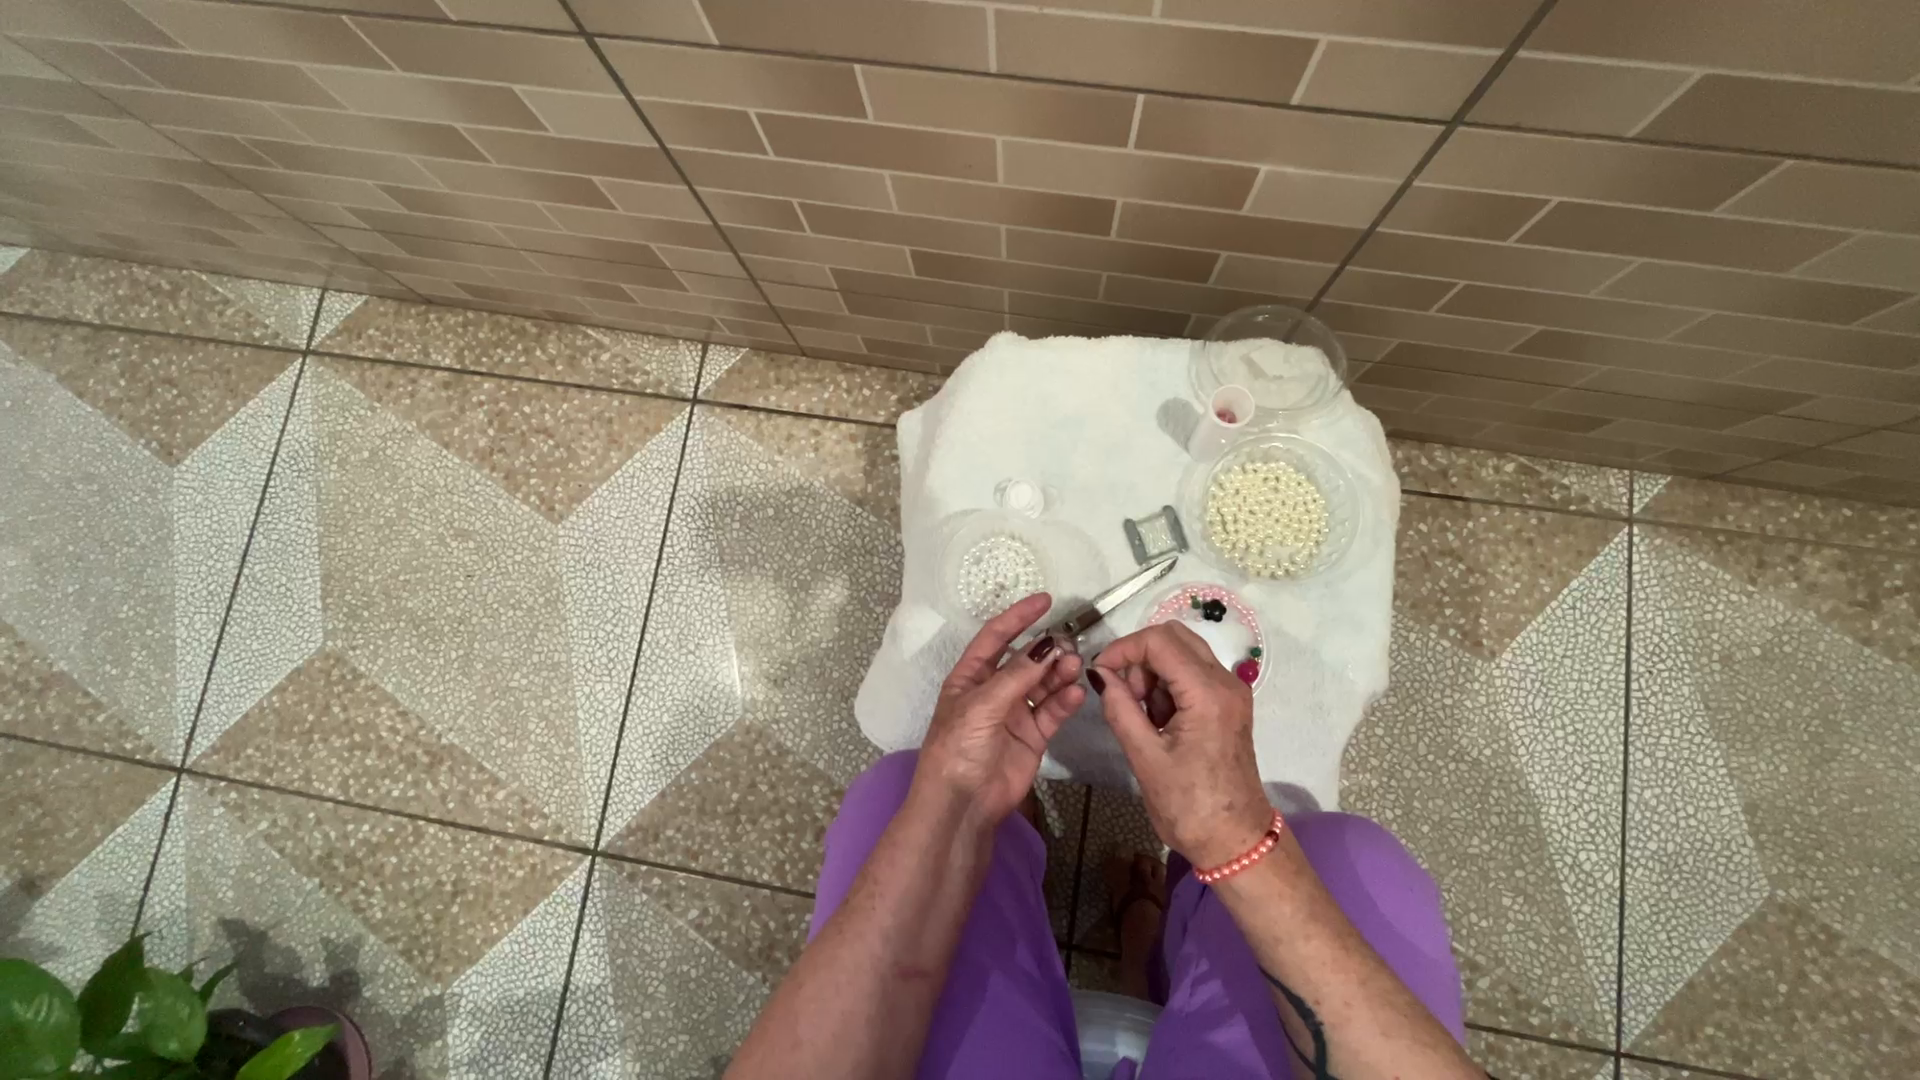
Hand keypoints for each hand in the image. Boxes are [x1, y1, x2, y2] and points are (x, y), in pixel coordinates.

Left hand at [914, 593, 1085, 826]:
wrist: (962, 803)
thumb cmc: (958, 747)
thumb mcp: (982, 705)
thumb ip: (1017, 675)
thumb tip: (1047, 646)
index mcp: (970, 677)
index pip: (995, 637)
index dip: (1018, 618)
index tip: (1044, 601)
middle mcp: (993, 691)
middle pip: (1024, 660)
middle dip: (1046, 650)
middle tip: (1070, 643)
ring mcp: (1014, 713)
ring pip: (1042, 684)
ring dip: (1059, 673)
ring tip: (1075, 666)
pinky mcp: (1033, 736)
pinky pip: (1052, 712)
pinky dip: (1065, 701)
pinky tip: (1077, 692)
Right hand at [1089, 622, 1271, 867]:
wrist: (1235, 841)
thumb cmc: (1189, 805)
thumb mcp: (1144, 757)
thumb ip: (1119, 707)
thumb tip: (1100, 673)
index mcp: (1208, 693)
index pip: (1159, 641)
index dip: (1123, 649)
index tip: (1099, 672)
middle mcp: (1226, 682)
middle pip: (1174, 636)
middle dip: (1138, 655)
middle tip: (1122, 691)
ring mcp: (1230, 691)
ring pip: (1182, 652)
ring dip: (1152, 670)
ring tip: (1138, 712)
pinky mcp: (1227, 704)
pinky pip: (1191, 673)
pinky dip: (1166, 683)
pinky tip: (1155, 718)